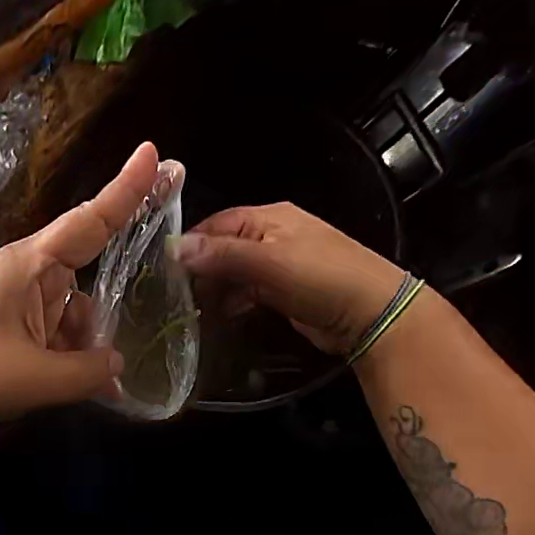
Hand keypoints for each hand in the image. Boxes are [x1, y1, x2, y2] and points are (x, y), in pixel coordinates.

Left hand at [0, 143, 161, 434]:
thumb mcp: (38, 378)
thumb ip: (91, 371)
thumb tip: (118, 364)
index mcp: (29, 266)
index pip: (89, 221)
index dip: (126, 191)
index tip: (157, 156)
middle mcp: (31, 276)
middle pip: (92, 274)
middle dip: (110, 303)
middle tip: (139, 311)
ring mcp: (26, 303)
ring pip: (81, 314)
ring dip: (88, 346)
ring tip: (79, 382)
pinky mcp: (21, 329)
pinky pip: (65, 336)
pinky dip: (76, 360)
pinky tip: (85, 388)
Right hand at [172, 203, 408, 354]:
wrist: (371, 314)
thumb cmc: (321, 278)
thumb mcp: (269, 263)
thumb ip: (222, 255)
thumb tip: (173, 248)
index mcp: (269, 217)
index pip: (217, 223)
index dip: (190, 244)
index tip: (163, 269)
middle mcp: (271, 236)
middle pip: (223, 249)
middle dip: (200, 270)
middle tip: (172, 295)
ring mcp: (278, 266)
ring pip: (234, 273)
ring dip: (214, 289)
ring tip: (190, 310)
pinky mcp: (283, 292)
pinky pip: (248, 293)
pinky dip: (232, 303)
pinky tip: (218, 318)